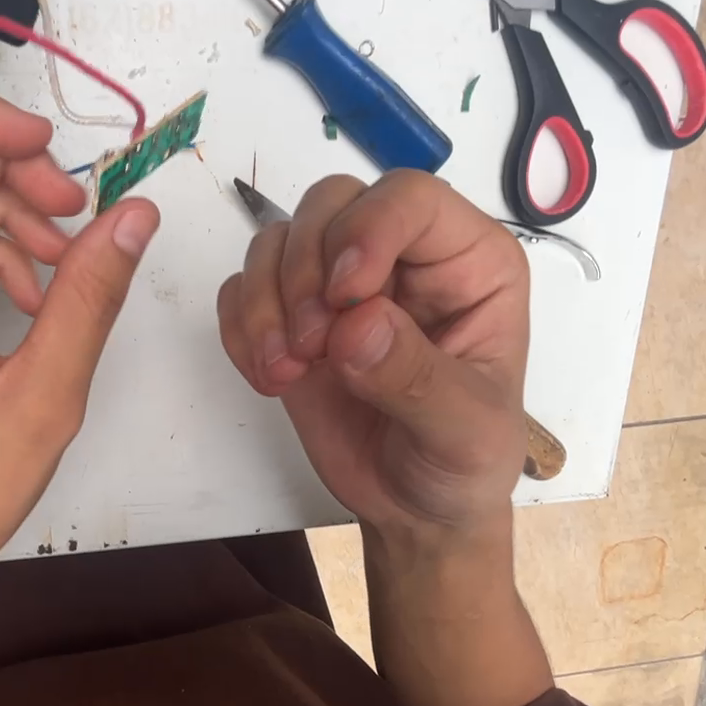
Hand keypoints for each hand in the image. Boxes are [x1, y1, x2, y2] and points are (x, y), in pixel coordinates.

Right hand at [216, 171, 529, 545]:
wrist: (411, 507)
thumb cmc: (459, 464)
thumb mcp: (464, 432)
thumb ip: (417, 380)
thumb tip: (354, 327)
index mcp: (465, 264)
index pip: (408, 198)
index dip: (365, 232)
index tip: (343, 302)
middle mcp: (399, 261)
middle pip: (329, 204)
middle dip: (302, 272)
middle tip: (310, 349)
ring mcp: (337, 290)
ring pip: (276, 242)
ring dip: (264, 305)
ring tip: (284, 372)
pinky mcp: (289, 322)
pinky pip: (240, 291)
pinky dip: (240, 329)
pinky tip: (268, 377)